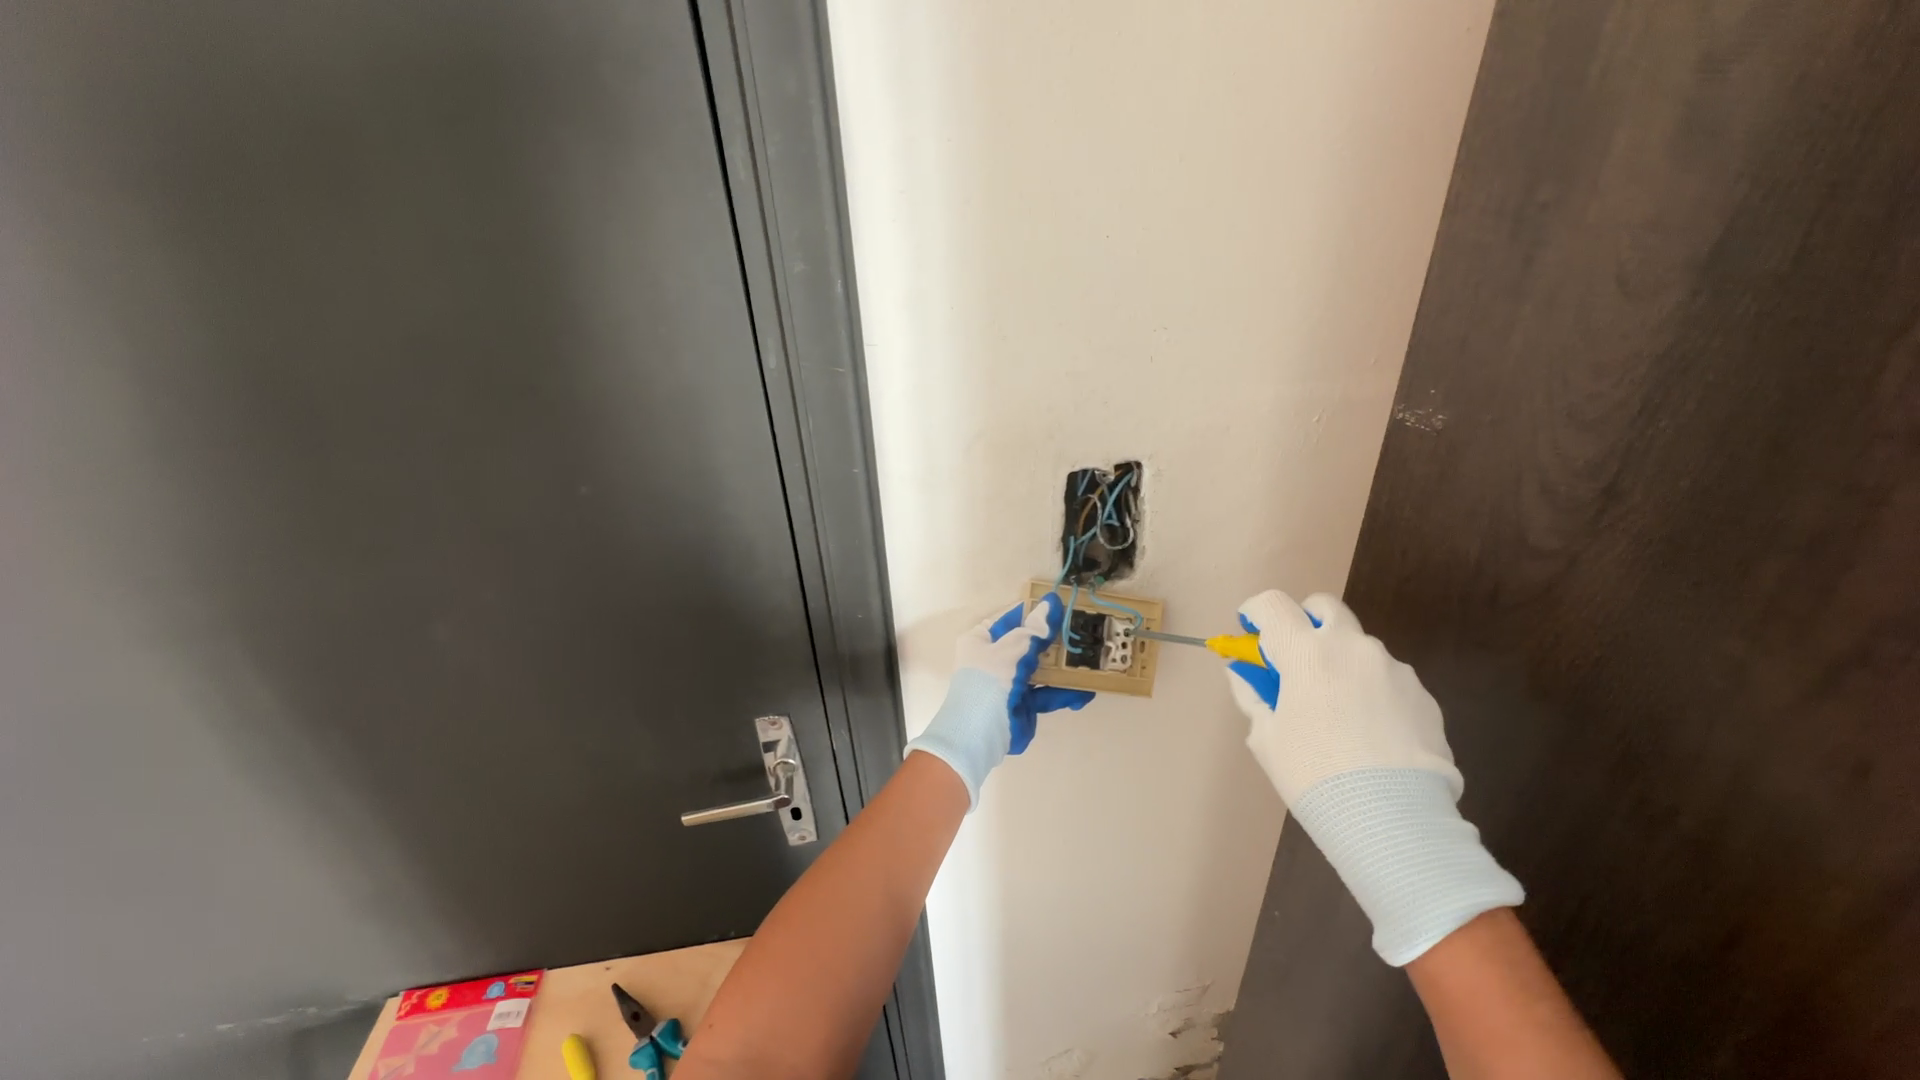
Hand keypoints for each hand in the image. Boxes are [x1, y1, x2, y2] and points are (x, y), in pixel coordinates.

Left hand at [905, 593, 1094, 808]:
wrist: (978, 733)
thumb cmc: (989, 680)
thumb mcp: (1012, 649)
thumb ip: (1034, 630)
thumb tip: (1050, 603)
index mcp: (980, 640)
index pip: (1008, 620)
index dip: (1032, 613)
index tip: (1059, 606)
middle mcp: (992, 659)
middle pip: (1027, 645)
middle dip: (1053, 642)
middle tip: (1081, 632)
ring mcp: (1007, 683)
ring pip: (1039, 670)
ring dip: (1062, 668)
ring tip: (1090, 662)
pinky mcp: (1021, 704)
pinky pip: (1044, 694)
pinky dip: (1063, 693)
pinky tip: (1085, 692)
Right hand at [1227, 589, 1522, 965]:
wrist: (1391, 817)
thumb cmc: (1313, 773)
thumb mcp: (1266, 737)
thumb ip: (1253, 694)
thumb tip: (1243, 670)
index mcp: (1308, 652)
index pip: (1273, 604)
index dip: (1255, 613)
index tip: (1250, 634)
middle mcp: (1353, 647)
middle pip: (1324, 608)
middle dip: (1305, 623)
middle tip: (1295, 663)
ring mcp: (1393, 669)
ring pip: (1359, 648)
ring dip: (1341, 664)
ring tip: (1338, 715)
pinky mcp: (1423, 695)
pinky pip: (1387, 680)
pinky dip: (1371, 693)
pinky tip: (1370, 735)